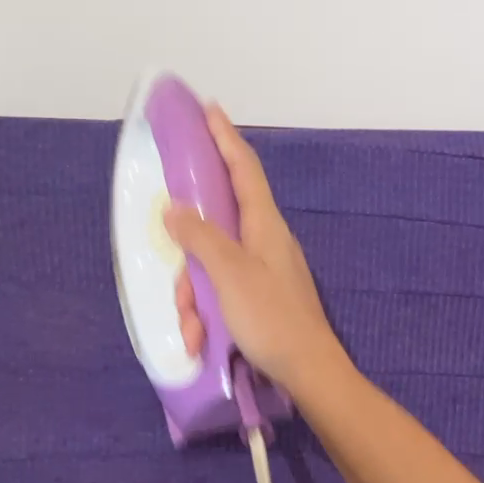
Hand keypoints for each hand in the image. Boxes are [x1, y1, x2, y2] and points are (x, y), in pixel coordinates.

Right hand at [166, 105, 351, 397]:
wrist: (308, 372)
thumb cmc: (271, 319)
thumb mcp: (229, 275)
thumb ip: (200, 238)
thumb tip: (175, 209)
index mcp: (264, 225)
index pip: (243, 169)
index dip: (225, 138)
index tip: (209, 110)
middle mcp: (265, 243)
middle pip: (214, 232)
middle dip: (190, 267)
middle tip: (185, 298)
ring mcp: (264, 275)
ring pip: (211, 272)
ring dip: (195, 305)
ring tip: (195, 334)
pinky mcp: (261, 303)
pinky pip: (222, 299)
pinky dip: (208, 320)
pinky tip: (203, 345)